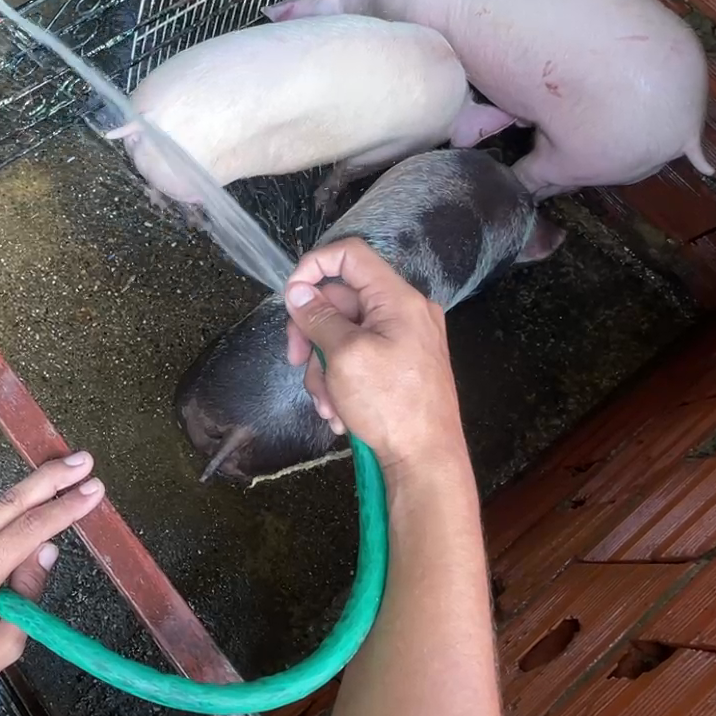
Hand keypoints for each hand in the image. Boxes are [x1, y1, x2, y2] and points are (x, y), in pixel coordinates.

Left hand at [0, 453, 105, 715]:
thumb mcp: (4, 642)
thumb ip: (28, 590)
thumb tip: (46, 547)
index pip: (30, 530)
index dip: (66, 507)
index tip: (93, 489)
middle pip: (10, 502)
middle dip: (50, 478)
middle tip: (82, 460)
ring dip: (21, 515)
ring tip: (45, 521)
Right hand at [283, 239, 465, 481]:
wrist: (425, 460)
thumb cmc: (390, 405)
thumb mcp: (344, 356)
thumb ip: (318, 318)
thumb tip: (297, 292)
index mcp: (396, 299)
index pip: (350, 255)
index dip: (313, 267)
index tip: (290, 298)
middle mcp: (402, 312)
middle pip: (338, 301)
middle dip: (312, 336)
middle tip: (296, 363)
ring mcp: (401, 340)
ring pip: (340, 335)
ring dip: (323, 369)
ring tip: (327, 404)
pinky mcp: (396, 365)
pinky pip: (355, 358)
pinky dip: (339, 381)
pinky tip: (339, 411)